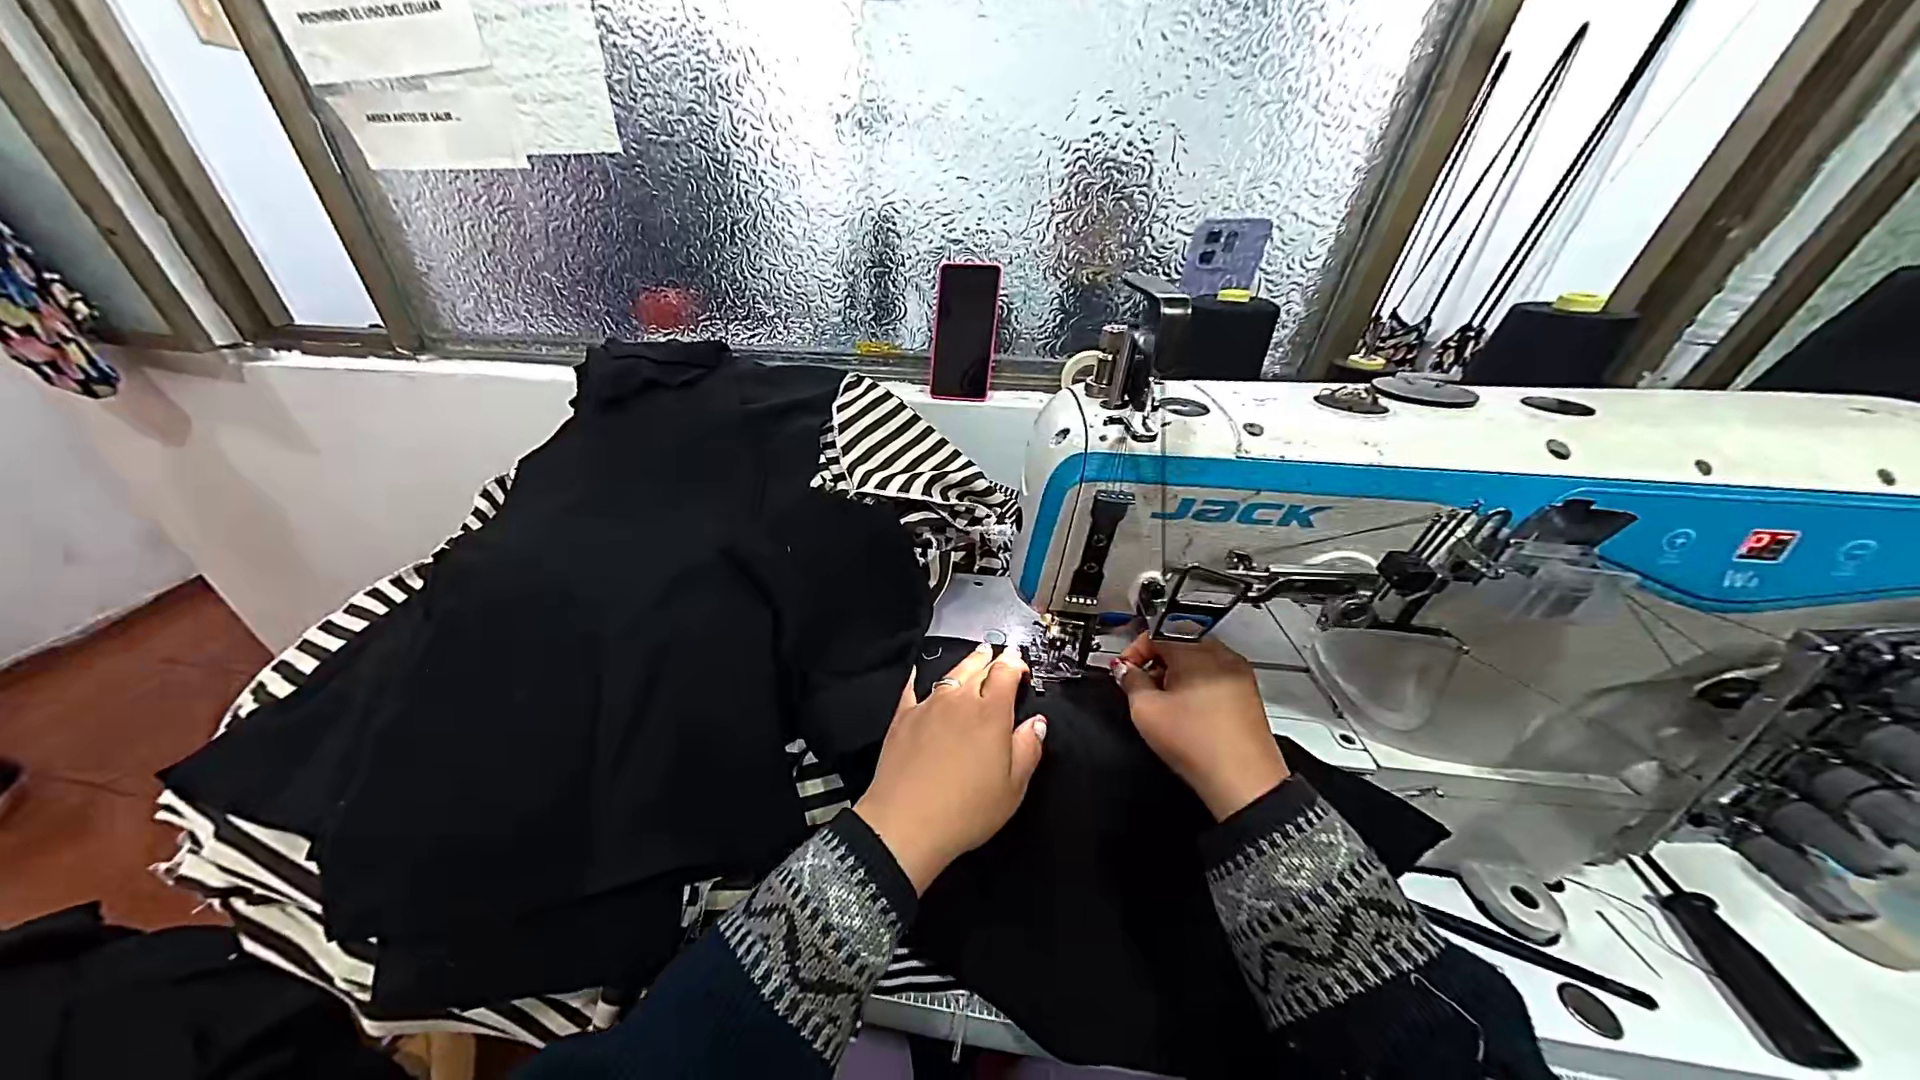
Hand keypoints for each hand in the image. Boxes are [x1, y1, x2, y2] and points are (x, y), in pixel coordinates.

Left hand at [855, 644, 1046, 892]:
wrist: (905, 823)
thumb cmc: (965, 810)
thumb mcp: (1013, 787)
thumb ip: (1028, 749)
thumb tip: (1037, 724)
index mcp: (990, 714)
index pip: (1005, 673)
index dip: (1015, 663)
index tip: (1020, 664)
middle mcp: (959, 701)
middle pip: (978, 668)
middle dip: (991, 658)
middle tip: (998, 652)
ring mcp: (928, 707)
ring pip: (950, 675)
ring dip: (965, 663)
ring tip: (974, 656)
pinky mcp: (903, 718)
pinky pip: (913, 690)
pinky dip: (919, 678)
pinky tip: (918, 673)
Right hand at [1112, 634, 1287, 820]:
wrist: (1242, 780)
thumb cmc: (1199, 745)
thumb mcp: (1145, 710)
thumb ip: (1129, 681)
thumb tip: (1125, 670)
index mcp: (1196, 650)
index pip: (1155, 634)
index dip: (1133, 651)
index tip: (1124, 669)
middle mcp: (1222, 655)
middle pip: (1177, 643)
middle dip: (1155, 663)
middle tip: (1141, 687)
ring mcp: (1238, 674)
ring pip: (1197, 659)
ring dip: (1176, 674)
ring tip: (1165, 704)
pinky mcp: (1247, 694)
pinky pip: (1214, 676)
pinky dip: (1197, 686)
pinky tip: (1188, 713)